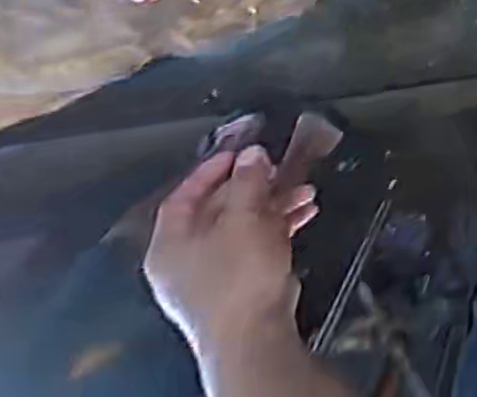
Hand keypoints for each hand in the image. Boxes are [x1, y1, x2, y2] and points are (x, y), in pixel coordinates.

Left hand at [143, 145, 317, 357]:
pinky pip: (256, 238)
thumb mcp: (246, 218)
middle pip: (217, 208)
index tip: (240, 150)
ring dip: (274, 202)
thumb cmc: (238, 270)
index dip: (209, 171)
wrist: (250, 326)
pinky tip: (305, 213)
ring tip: (305, 190)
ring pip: (242, 222)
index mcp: (171, 242)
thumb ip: (249, 183)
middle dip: (254, 184)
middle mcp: (184, 254)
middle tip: (282, 167)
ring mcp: (210, 267)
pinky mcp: (237, 275)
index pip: (182, 197)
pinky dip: (279, 222)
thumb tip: (251, 153)